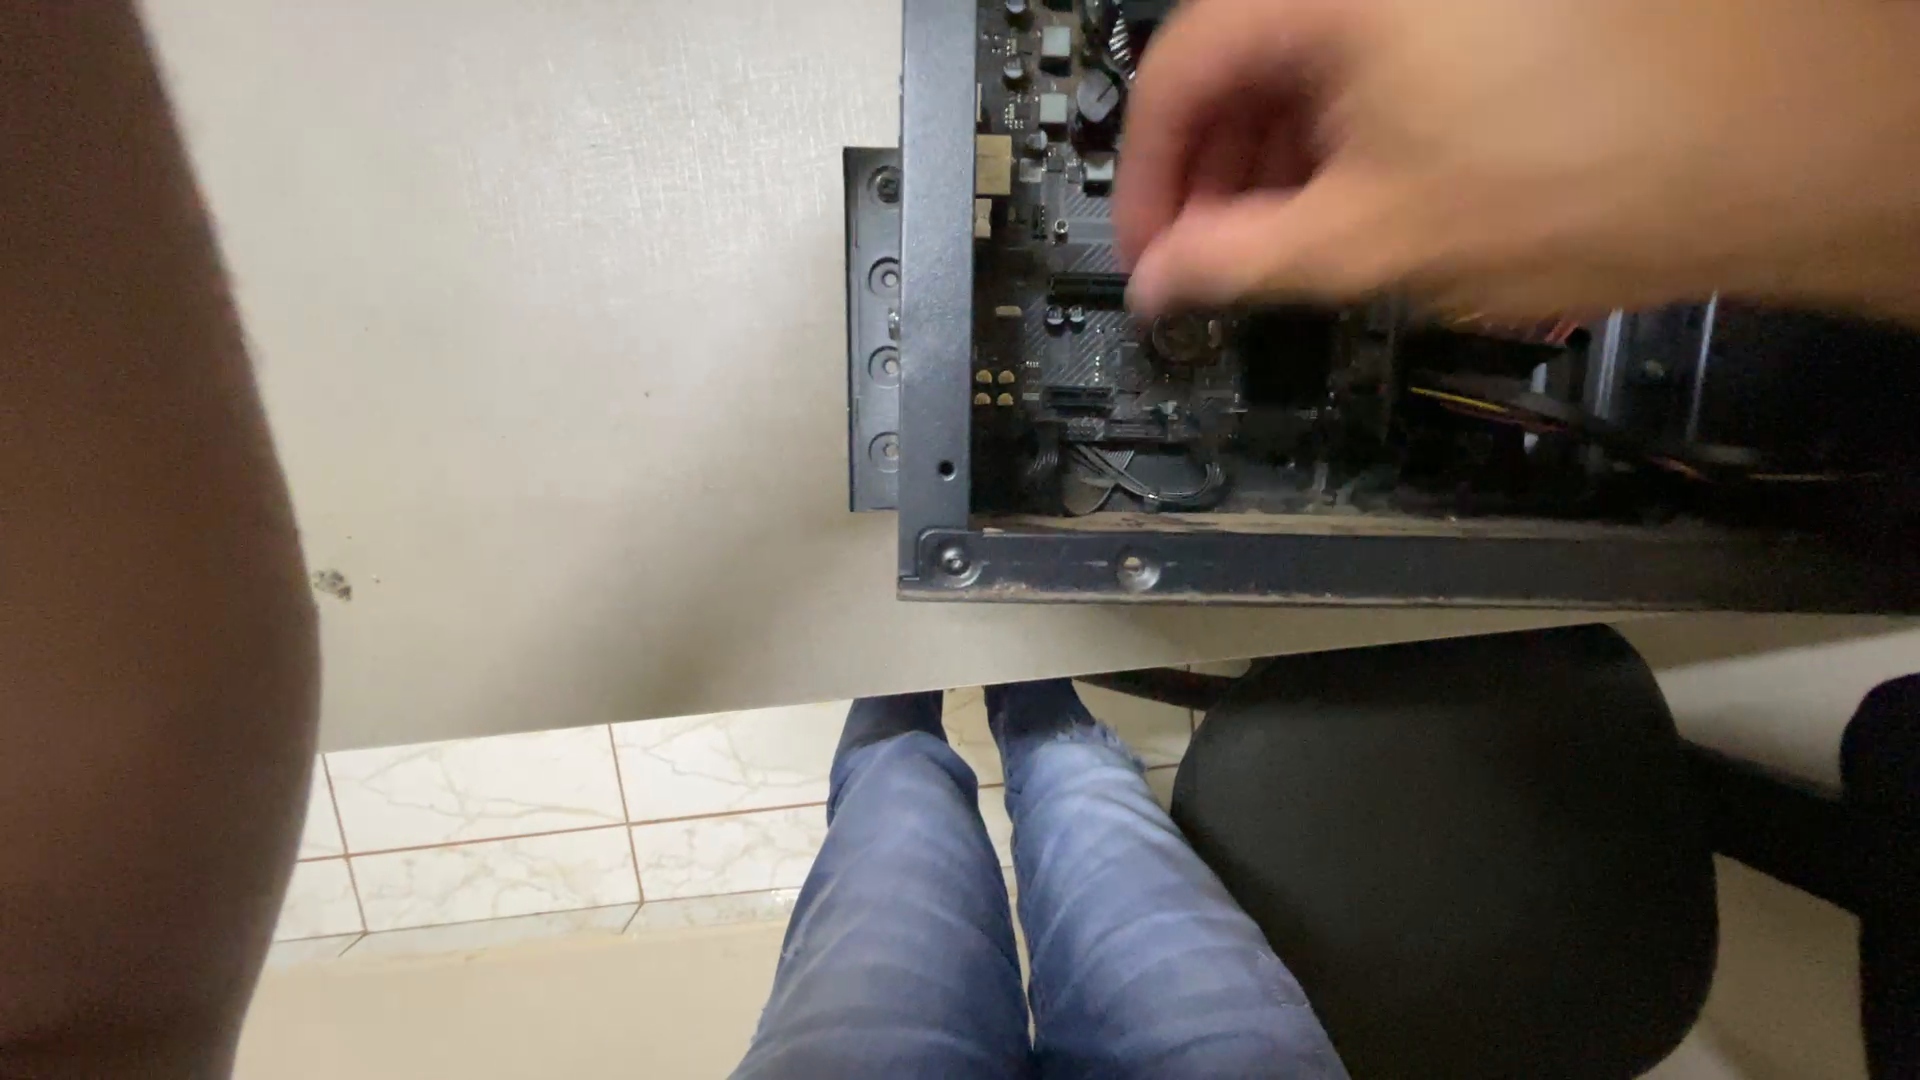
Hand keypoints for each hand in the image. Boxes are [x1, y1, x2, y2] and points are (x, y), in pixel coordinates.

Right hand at [1115, 0, 1919, 322]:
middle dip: (1203, 178)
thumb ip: (1229, 267)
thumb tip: (1157, 286)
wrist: (1790, 147)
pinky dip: (1324, 140)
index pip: (1173, 77)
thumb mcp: (1360, 244)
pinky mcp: (1469, 8)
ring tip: (1269, 243)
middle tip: (1201, 258)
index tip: (1145, 251)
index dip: (1145, 180)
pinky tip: (1330, 201)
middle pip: (1228, 68)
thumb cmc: (1593, 175)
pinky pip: (1353, 67)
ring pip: (1291, 70)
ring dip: (1261, 165)